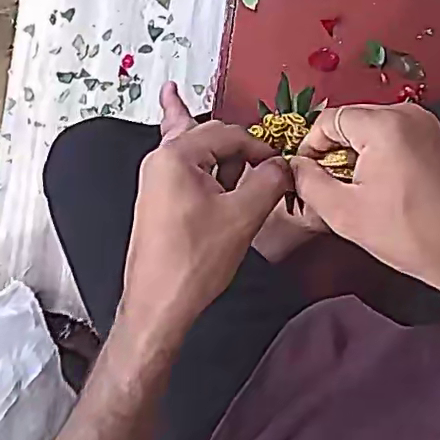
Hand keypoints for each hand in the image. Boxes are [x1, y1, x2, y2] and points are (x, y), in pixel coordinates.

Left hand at [114, 85, 292, 348]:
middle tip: (264, 170)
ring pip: (202, 152)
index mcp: (176, 156)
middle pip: (213, 136)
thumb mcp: (243, 216)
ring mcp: (156, 178)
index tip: (277, 164)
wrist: (158, 306)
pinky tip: (203, 152)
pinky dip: (205, 165)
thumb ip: (271, 179)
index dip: (260, 148)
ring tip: (237, 192)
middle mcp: (160, 160)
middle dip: (241, 153)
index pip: (230, 133)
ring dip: (225, 165)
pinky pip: (188, 168)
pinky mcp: (159, 196)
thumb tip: (282, 164)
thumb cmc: (188, 266)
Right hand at [291, 103, 439, 298]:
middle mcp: (407, 112)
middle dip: (333, 150)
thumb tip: (295, 165)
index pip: (328, 119)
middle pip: (350, 120)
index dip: (310, 147)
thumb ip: (309, 181)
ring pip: (370, 128)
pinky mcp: (435, 136)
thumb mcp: (344, 213)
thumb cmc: (406, 234)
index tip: (307, 176)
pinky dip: (377, 152)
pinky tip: (379, 185)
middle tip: (329, 186)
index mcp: (385, 124)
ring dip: (355, 153)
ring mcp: (425, 122)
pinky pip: (392, 134)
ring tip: (354, 189)